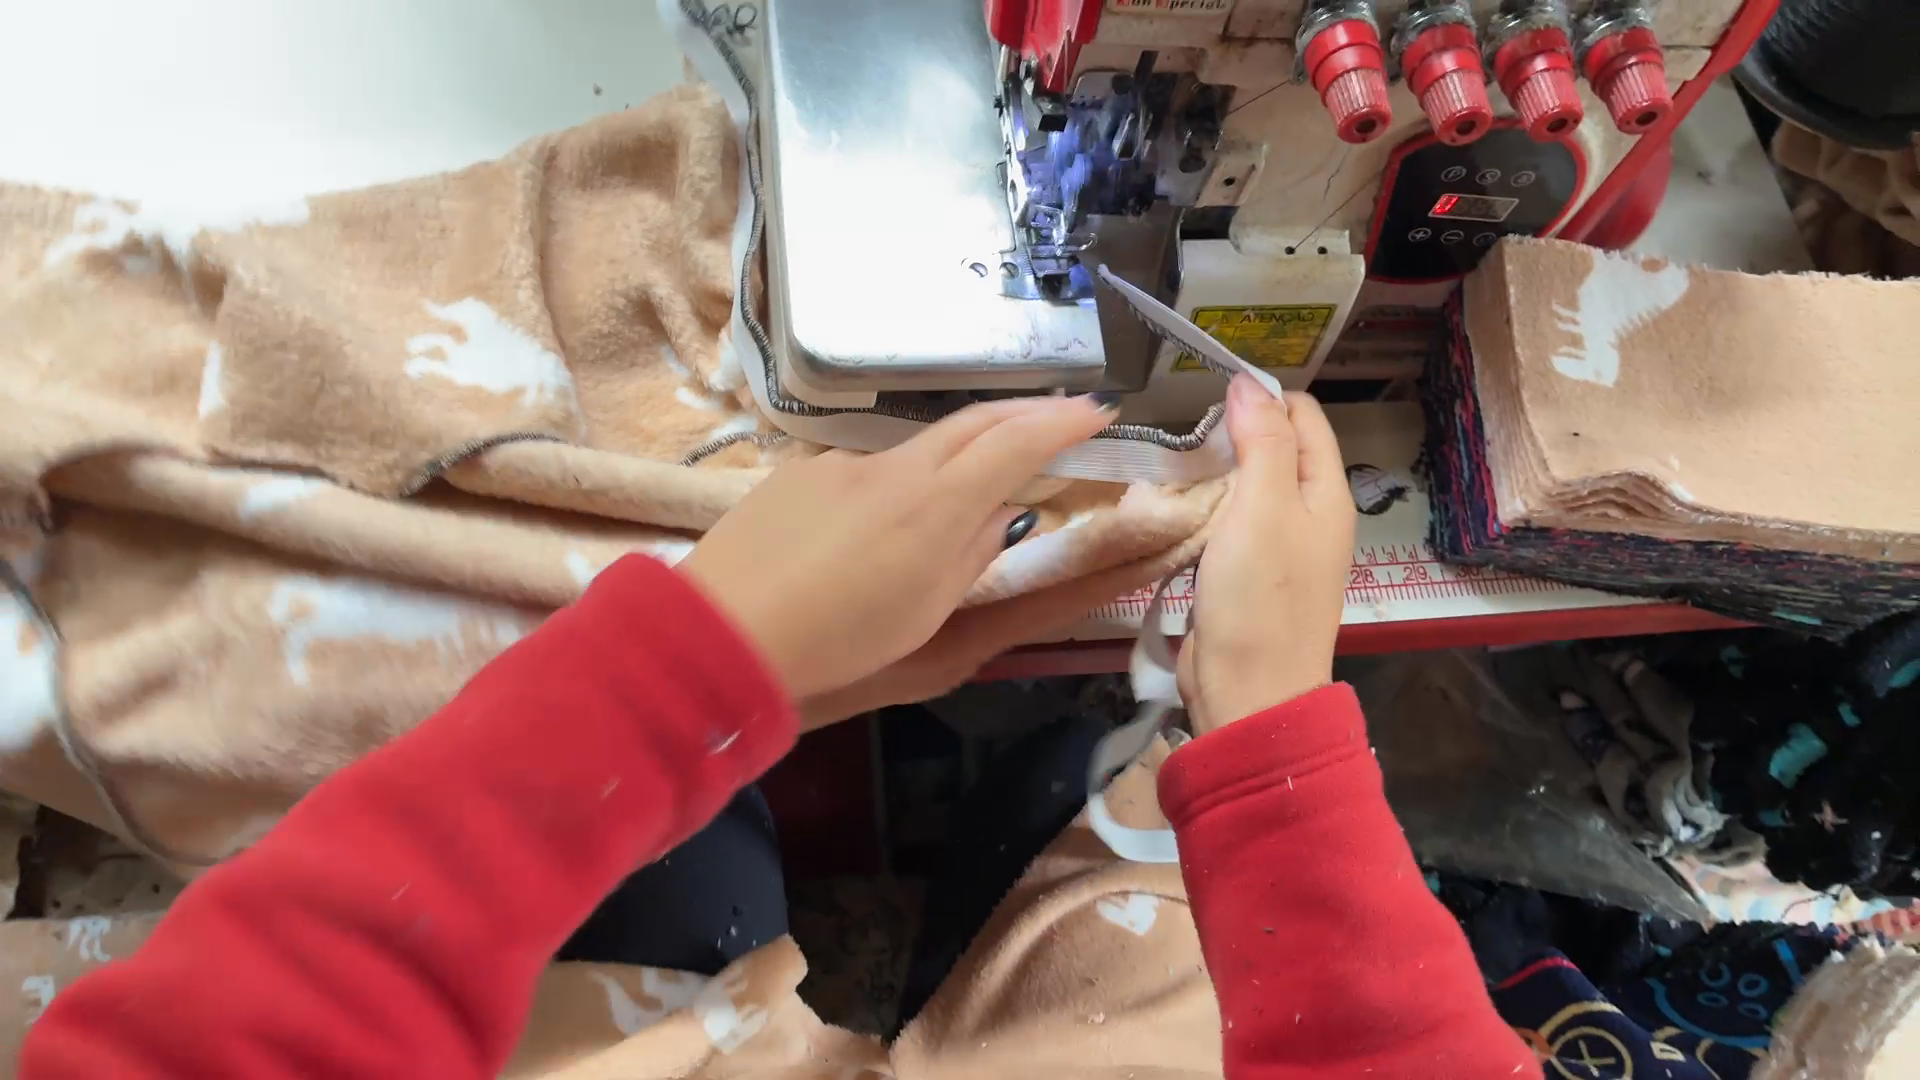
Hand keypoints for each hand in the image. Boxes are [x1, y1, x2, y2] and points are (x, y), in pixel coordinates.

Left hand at [679, 396, 1115, 700]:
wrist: (726, 630)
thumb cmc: (839, 639)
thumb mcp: (924, 613)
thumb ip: (971, 553)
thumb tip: (1003, 513)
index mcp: (935, 506)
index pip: (1014, 445)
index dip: (1061, 424)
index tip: (1095, 411)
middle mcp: (894, 466)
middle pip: (973, 421)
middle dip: (1025, 411)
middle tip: (1061, 412)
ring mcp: (842, 463)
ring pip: (916, 450)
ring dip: (953, 459)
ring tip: (952, 503)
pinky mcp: (800, 471)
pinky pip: (863, 472)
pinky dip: (890, 488)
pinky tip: (864, 532)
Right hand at [1178, 375, 1353, 734]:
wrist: (1248, 689)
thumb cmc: (1258, 596)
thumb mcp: (1261, 509)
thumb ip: (1261, 443)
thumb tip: (1249, 382)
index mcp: (1325, 493)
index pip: (1303, 417)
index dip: (1262, 398)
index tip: (1209, 399)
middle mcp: (1310, 514)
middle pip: (1277, 449)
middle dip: (1235, 433)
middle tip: (1187, 436)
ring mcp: (1280, 546)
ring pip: (1250, 486)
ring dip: (1218, 472)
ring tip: (1177, 466)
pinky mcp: (1249, 573)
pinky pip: (1231, 523)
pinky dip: (1208, 508)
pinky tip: (1180, 509)